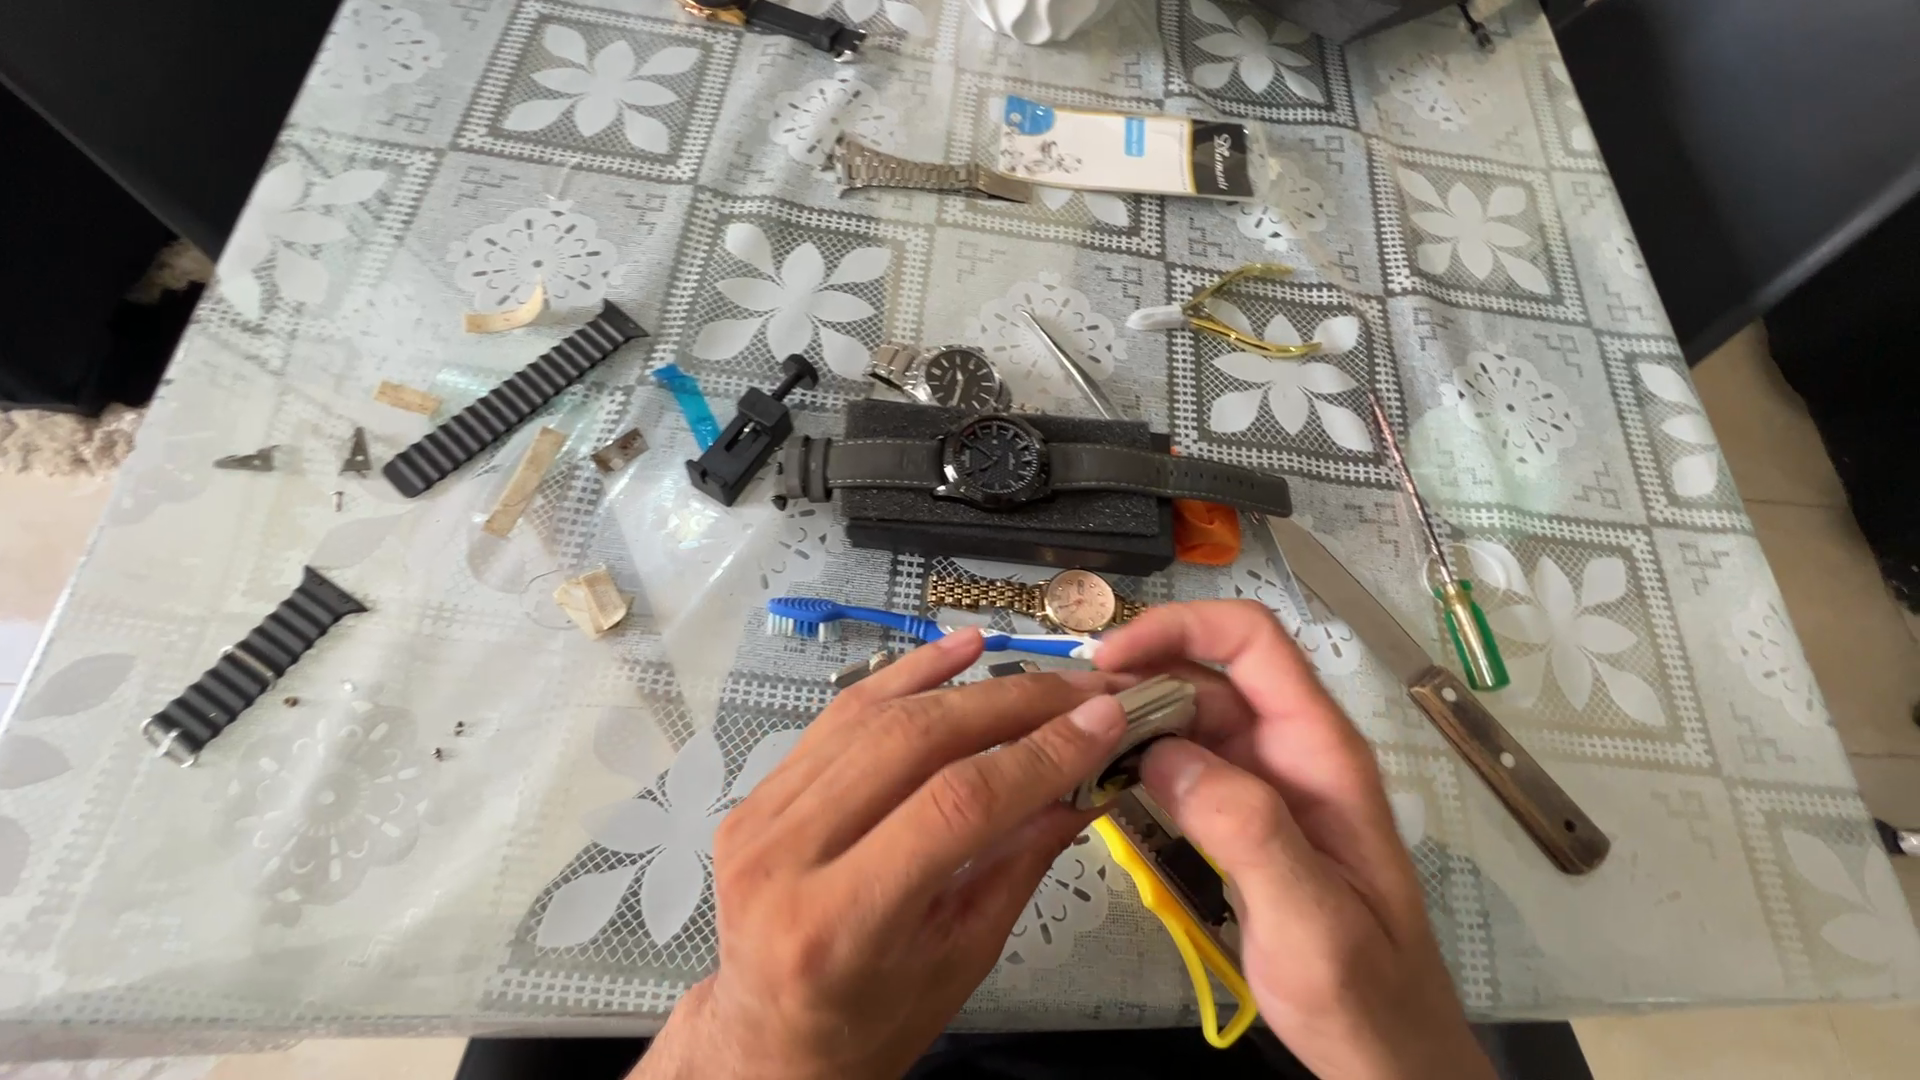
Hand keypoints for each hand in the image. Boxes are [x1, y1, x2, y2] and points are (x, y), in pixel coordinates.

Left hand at [637, 629, 1130, 1079]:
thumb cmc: (870, 1022)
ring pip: (878, 715)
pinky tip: (961, 648)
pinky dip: (908, 674)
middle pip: (914, 743)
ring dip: (970, 686)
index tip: (1104, 720)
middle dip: (1013, 706)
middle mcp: (786, 854)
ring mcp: (760, 812)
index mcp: (837, 924)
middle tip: (1083, 691)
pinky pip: (843, 712)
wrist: (766, 1039)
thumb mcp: (960, 957)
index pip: (954, 807)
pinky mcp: (759, 789)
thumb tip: (1088, 781)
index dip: (1038, 755)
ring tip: (1041, 674)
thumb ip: (1020, 860)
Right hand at [1096, 600, 1495, 1079]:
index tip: (1110, 660)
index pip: (1253, 643)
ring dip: (1130, 718)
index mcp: (1320, 750)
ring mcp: (1263, 779)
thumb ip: (1249, 832)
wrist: (1388, 1058)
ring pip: (1186, 715)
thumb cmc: (1365, 997)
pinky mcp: (1238, 810)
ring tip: (1075, 745)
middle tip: (1072, 717)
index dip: (1181, 629)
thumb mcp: (1312, 925)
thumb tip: (1163, 755)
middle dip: (1138, 678)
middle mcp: (1290, 748)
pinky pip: (1180, 760)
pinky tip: (1102, 778)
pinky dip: (1137, 757)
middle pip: (1207, 674)